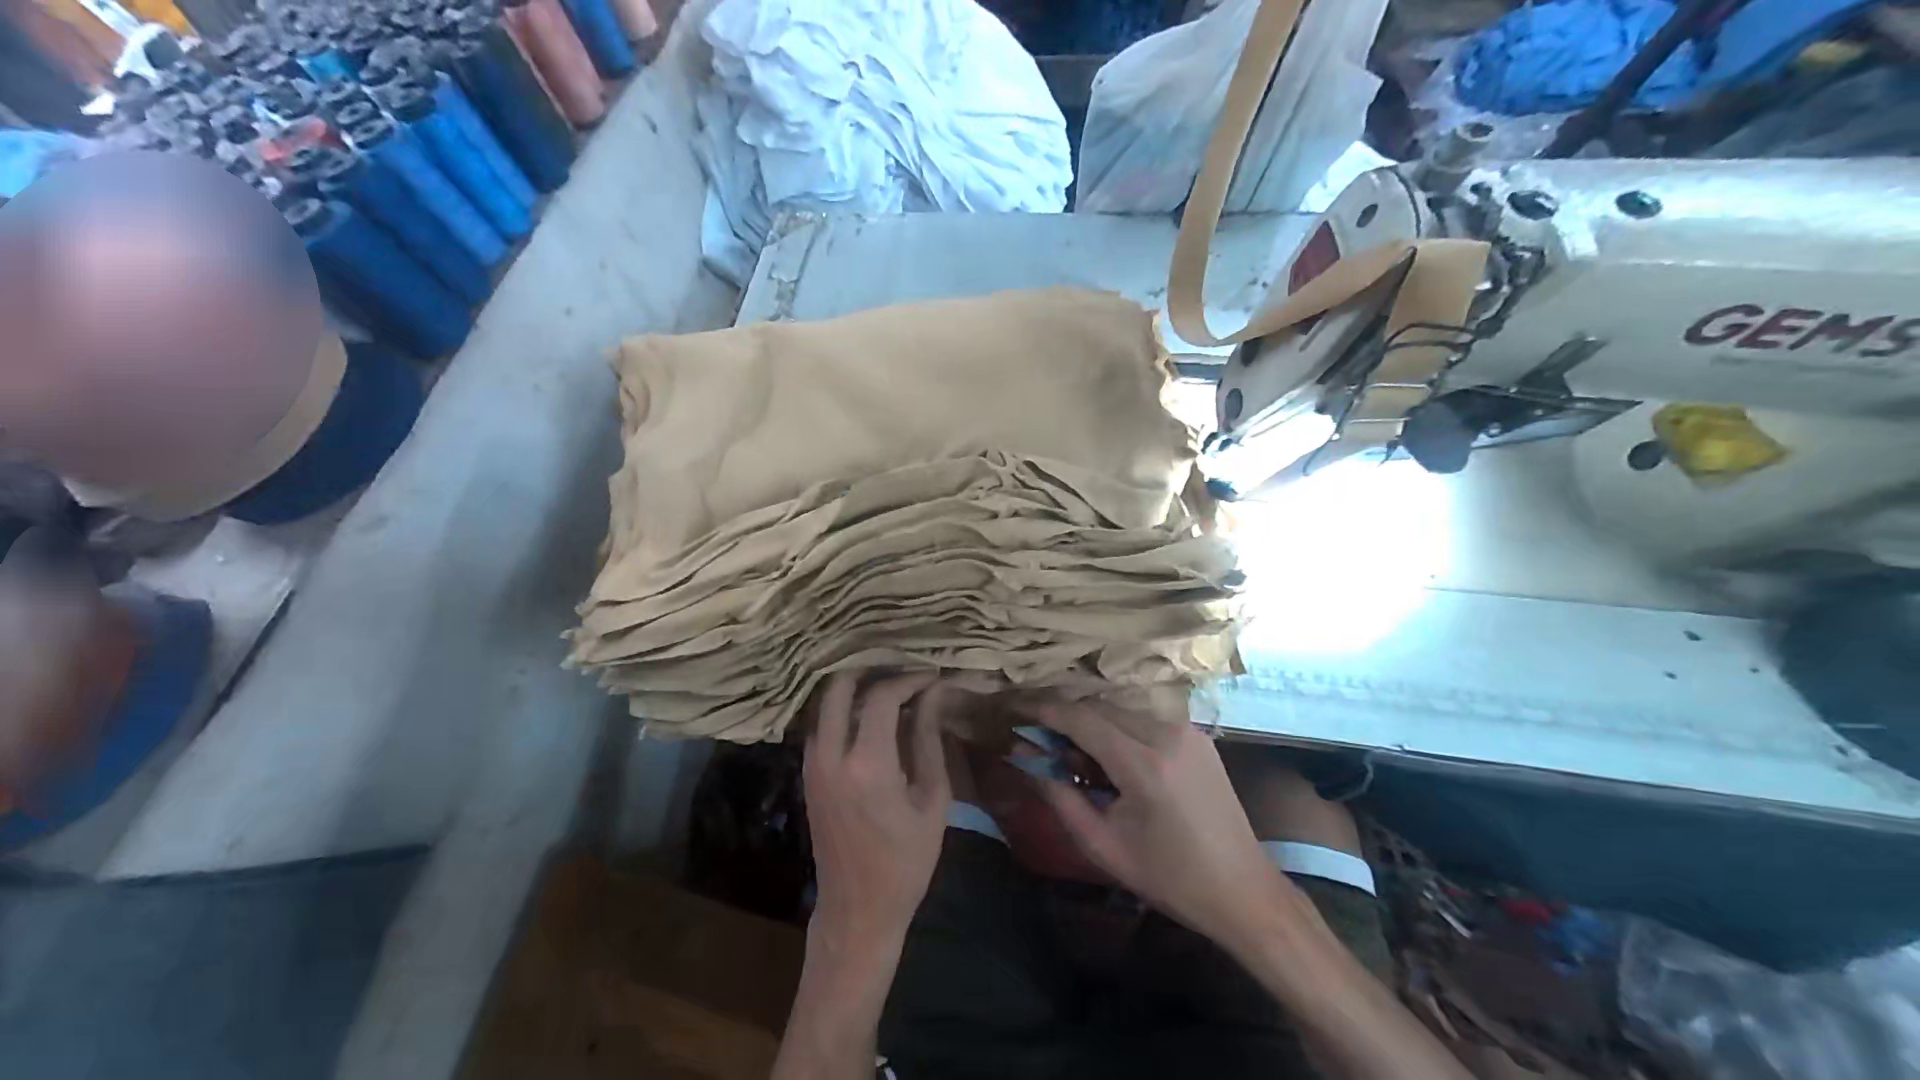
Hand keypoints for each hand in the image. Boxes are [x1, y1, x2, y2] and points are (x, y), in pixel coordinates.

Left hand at [804, 672, 950, 941]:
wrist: (857, 908)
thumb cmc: (906, 860)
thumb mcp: (932, 800)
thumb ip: (929, 741)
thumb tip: (933, 695)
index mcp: (867, 764)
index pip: (882, 697)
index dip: (910, 680)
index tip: (932, 677)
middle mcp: (831, 756)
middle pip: (840, 687)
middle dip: (872, 671)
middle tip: (903, 675)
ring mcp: (812, 765)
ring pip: (825, 704)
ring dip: (854, 689)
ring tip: (890, 691)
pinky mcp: (806, 774)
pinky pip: (820, 725)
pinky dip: (842, 710)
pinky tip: (869, 717)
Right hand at [1027, 702, 1307, 948]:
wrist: (1243, 891)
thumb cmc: (1169, 878)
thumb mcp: (1102, 844)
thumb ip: (1059, 795)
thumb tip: (1026, 758)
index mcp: (1145, 764)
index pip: (1081, 719)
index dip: (1044, 713)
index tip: (1016, 713)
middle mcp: (1168, 734)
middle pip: (1100, 709)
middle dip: (1066, 722)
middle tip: (1043, 748)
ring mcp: (1187, 732)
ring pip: (1121, 713)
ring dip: (1093, 727)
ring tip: (1079, 764)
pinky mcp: (1198, 737)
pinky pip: (1144, 722)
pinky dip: (1119, 733)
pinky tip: (1114, 765)